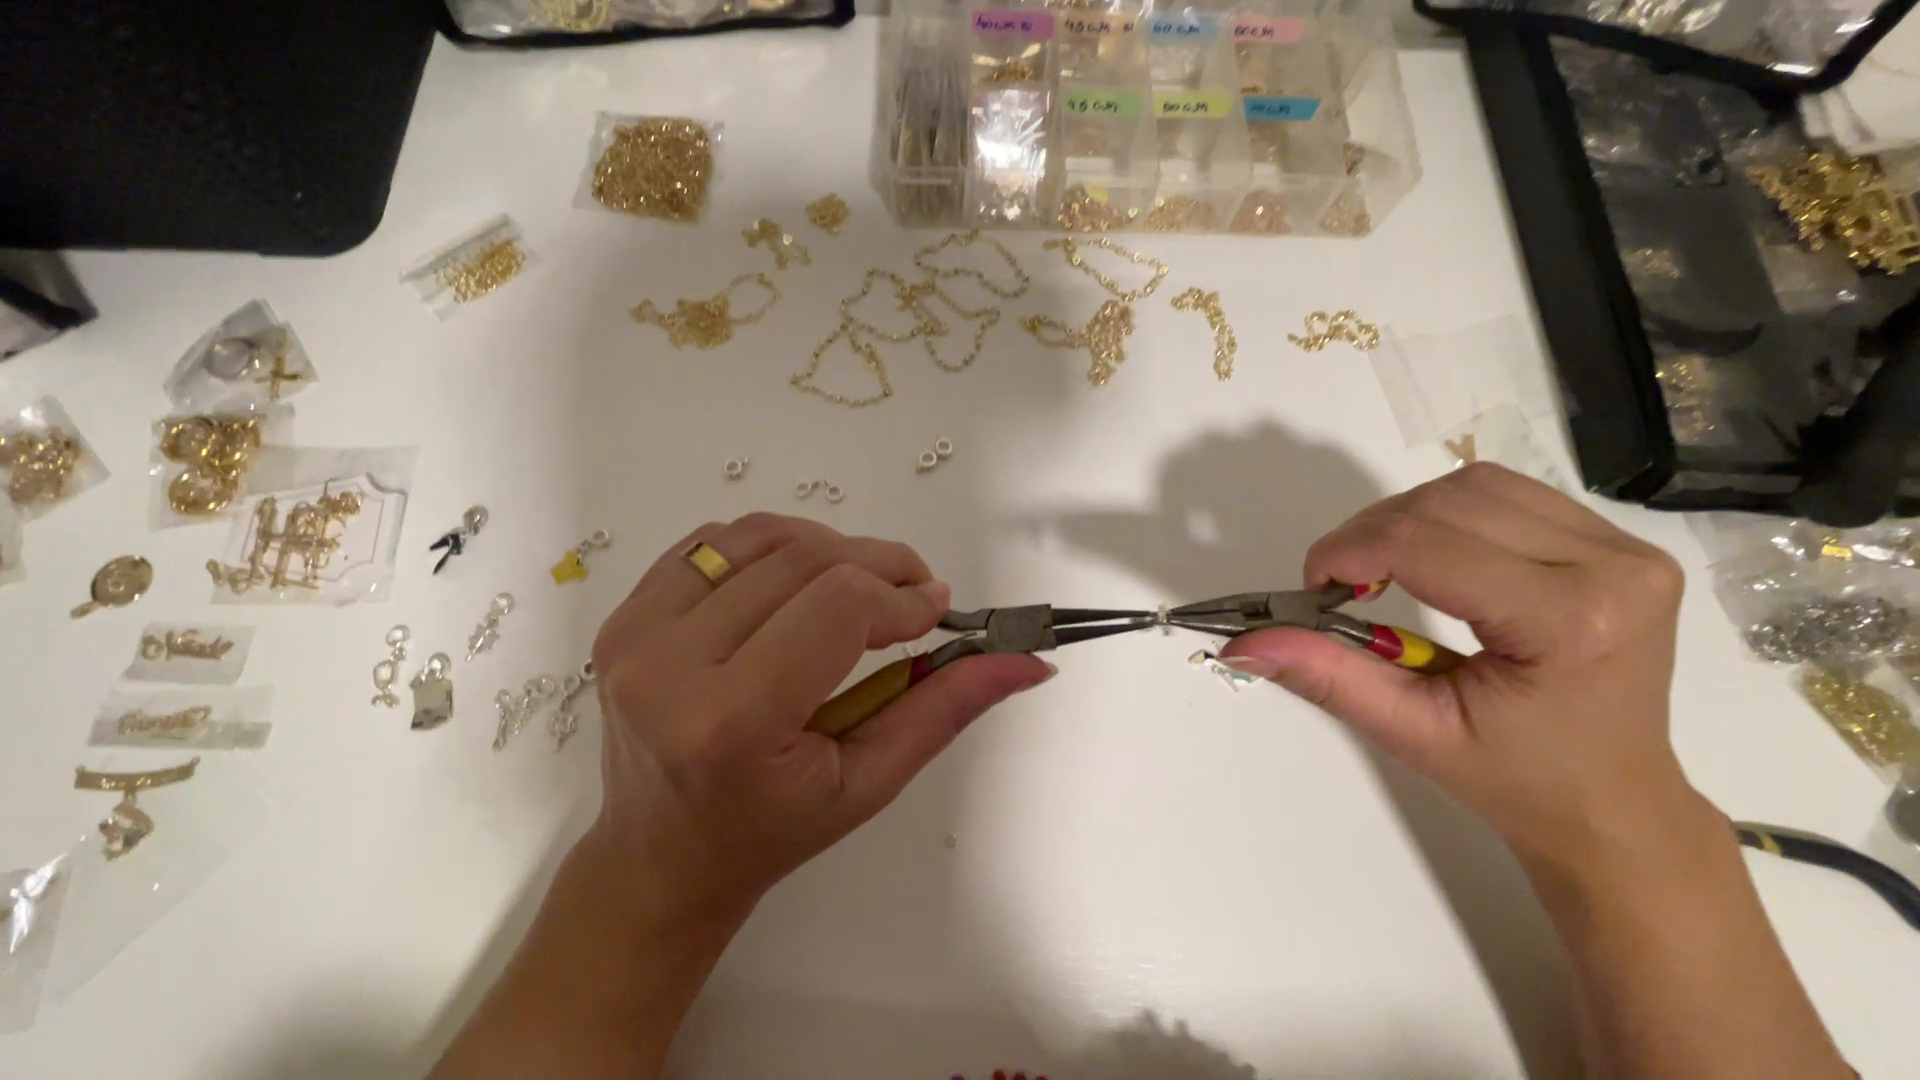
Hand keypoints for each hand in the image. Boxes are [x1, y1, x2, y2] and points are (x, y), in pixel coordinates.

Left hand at [587, 513, 1053, 920]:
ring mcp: (633, 636)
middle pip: (802, 561)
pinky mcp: (621, 618)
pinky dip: (770, 546)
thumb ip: (945, 710)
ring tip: (861, 582)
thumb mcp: (869, 783)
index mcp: (730, 724)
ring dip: (827, 545)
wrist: (662, 856)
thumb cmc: (771, 834)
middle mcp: (667, 668)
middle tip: (915, 590)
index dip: (901, 596)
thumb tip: (1028, 661)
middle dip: (878, 563)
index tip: (937, 609)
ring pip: (757, 537)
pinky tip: (797, 580)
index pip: (837, 608)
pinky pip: (711, 543)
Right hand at [1221, 464, 1707, 866]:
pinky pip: (1509, 494)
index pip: (1429, 545)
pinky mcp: (1621, 542)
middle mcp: (1613, 567)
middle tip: (1339, 584)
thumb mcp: (1412, 733)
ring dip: (1408, 516)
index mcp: (1570, 621)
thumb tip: (1244, 642)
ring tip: (1383, 568)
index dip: (1349, 552)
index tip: (1312, 588)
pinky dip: (1449, 513)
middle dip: (1370, 534)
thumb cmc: (1515, 780)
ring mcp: (1626, 548)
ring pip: (1476, 486)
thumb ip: (1328, 676)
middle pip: (1448, 503)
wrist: (1611, 801)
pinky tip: (1435, 555)